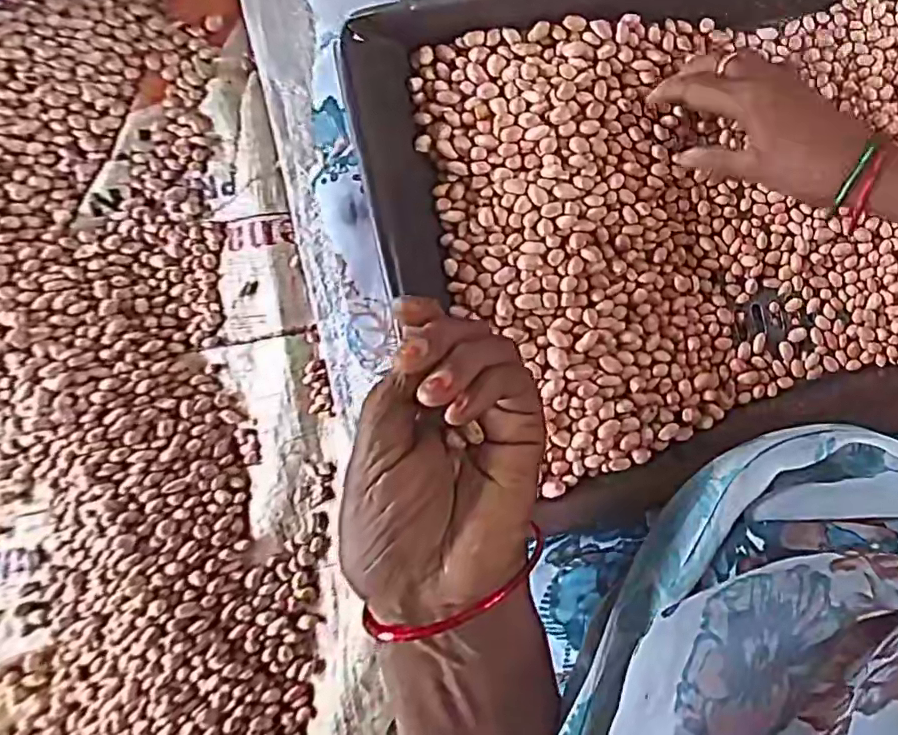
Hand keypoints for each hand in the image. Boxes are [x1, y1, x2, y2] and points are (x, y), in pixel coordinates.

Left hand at [340, 298, 543, 625]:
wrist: (423, 586)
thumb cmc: (389, 527)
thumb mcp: (372, 450)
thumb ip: (395, 392)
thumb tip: (417, 345)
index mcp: (423, 402)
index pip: (437, 344)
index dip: (428, 318)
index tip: (408, 310)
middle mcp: (463, 398)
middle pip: (469, 335)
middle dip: (441, 334)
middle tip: (414, 356)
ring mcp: (496, 412)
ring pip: (497, 350)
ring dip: (462, 358)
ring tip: (432, 396)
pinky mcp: (525, 428)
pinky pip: (516, 383)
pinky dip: (486, 385)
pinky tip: (457, 416)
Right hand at [647, 48, 874, 205]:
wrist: (862, 166)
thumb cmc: (807, 172)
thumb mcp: (757, 170)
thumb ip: (717, 160)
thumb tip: (683, 157)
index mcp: (746, 100)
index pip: (697, 87)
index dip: (670, 91)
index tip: (651, 99)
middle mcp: (762, 80)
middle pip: (716, 62)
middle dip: (690, 70)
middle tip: (672, 87)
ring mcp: (783, 79)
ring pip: (740, 58)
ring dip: (716, 64)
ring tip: (702, 81)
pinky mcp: (799, 86)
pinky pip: (761, 65)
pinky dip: (741, 69)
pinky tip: (741, 86)